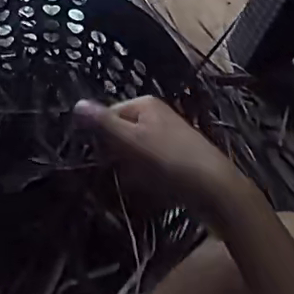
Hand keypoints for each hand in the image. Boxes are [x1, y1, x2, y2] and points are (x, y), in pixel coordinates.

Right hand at [74, 97, 254, 221]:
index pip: (108, 115)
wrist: (216, 189)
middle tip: (127, 172)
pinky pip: (151, 165)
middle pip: (121, 134)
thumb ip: (103, 123)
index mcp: (145, 104)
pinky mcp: (178, 156)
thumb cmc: (170, 160)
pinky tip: (155, 189)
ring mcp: (169, 135)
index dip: (103, 138)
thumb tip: (76, 104)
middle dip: (119, 156)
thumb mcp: (131, 141)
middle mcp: (157, 114)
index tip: (107, 158)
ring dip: (133, 170)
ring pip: (135, 153)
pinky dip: (149, 177)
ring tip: (143, 183)